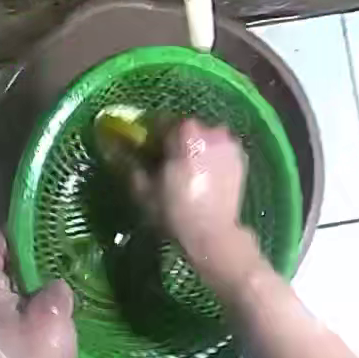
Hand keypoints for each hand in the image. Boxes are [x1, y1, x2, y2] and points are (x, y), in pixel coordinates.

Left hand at [0, 228, 75, 357]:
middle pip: (5, 254)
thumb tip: (56, 282)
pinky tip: (60, 289)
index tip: (51, 227)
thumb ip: (54, 284)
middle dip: (32, 249)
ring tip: (67, 263)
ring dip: (38, 270)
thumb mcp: (52, 313)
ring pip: (15, 272)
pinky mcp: (3, 321)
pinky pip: (20, 289)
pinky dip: (37, 286)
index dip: (22, 230)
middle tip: (66, 244)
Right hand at [136, 119, 261, 288]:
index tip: (146, 151)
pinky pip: (220, 152)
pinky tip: (205, 178)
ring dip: (196, 150)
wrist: (214, 234)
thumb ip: (130, 165)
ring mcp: (230, 144)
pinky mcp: (241, 159)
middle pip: (186, 130)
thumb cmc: (175, 211)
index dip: (151, 137)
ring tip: (188, 174)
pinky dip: (212, 159)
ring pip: (205, 140)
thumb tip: (117, 150)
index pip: (161, 122)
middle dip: (176, 143)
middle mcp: (212, 130)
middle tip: (167, 166)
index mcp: (186, 131)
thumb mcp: (145, 190)